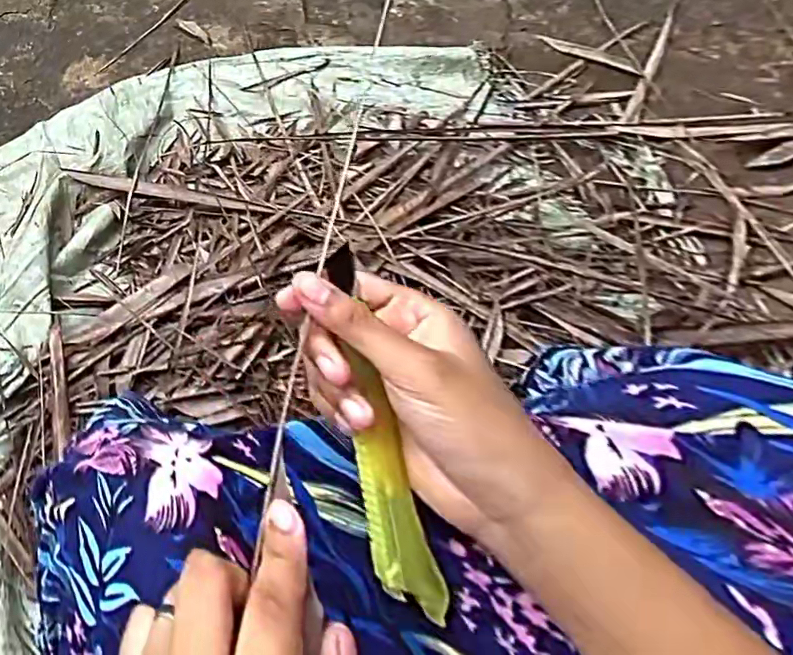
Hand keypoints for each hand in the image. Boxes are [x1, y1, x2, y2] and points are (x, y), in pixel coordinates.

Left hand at [119, 500, 355, 653]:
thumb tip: (335, 627)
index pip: (271, 609)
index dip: (284, 560)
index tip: (288, 514)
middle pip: (206, 575)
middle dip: (232, 579)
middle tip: (252, 613)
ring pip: (171, 593)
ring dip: (199, 610)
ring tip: (219, 648)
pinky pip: (141, 618)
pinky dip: (165, 626)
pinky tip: (182, 654)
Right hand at [274, 271, 576, 540]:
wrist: (504, 508)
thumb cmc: (480, 430)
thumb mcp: (413, 368)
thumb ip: (353, 324)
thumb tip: (306, 282)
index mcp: (413, 316)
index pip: (351, 288)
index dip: (317, 294)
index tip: (288, 305)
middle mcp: (392, 340)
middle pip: (327, 326)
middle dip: (327, 354)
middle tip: (341, 376)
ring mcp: (378, 375)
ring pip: (322, 362)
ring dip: (335, 390)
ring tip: (364, 415)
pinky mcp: (366, 407)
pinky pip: (327, 394)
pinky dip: (336, 410)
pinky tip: (361, 427)